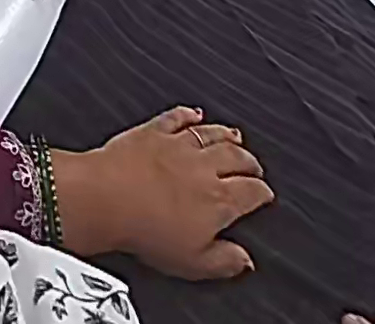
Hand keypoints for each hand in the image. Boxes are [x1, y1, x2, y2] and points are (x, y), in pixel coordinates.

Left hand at [53, 106, 272, 280]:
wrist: (108, 197)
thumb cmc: (145, 229)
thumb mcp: (192, 262)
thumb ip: (223, 260)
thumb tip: (243, 260)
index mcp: (217, 200)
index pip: (250, 192)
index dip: (262, 192)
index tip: (266, 193)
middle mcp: (202, 167)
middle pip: (235, 157)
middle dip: (249, 161)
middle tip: (255, 164)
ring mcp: (177, 145)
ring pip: (210, 134)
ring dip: (226, 134)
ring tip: (235, 135)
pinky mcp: (153, 130)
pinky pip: (176, 117)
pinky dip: (188, 113)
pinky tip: (194, 112)